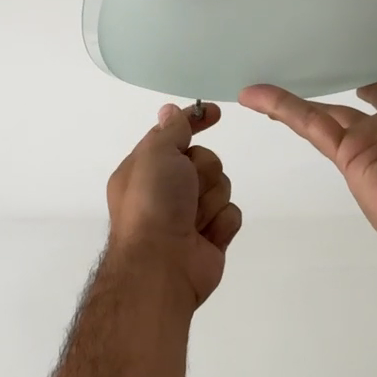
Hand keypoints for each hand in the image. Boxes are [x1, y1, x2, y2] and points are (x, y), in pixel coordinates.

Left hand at [106, 103, 243, 304]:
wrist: (161, 265)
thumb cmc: (152, 205)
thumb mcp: (155, 155)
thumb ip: (170, 131)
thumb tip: (170, 111)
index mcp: (144, 169)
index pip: (173, 135)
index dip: (194, 122)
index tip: (215, 113)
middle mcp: (166, 190)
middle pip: (205, 160)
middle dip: (202, 171)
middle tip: (187, 188)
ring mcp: (190, 215)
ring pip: (221, 186)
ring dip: (211, 199)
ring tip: (193, 219)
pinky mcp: (212, 237)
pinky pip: (231, 213)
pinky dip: (221, 223)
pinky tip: (206, 236)